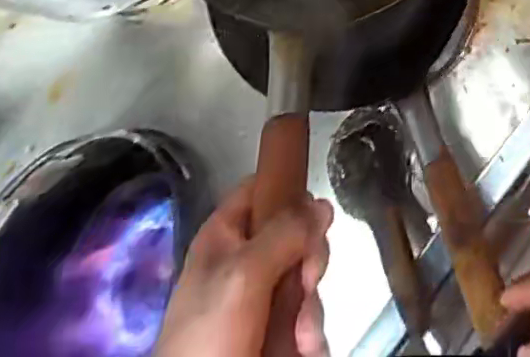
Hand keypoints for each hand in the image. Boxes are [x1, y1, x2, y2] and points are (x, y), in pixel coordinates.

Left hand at [155, 178, 335, 356]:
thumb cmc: (208, 341)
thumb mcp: (244, 274)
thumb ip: (284, 232)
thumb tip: (321, 204)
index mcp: (225, 237)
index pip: (261, 188)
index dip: (290, 192)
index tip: (314, 214)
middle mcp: (245, 263)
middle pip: (297, 232)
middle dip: (312, 257)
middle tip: (308, 280)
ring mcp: (261, 303)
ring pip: (308, 278)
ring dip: (312, 307)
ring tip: (302, 337)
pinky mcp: (277, 338)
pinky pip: (310, 319)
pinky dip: (313, 335)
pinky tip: (305, 350)